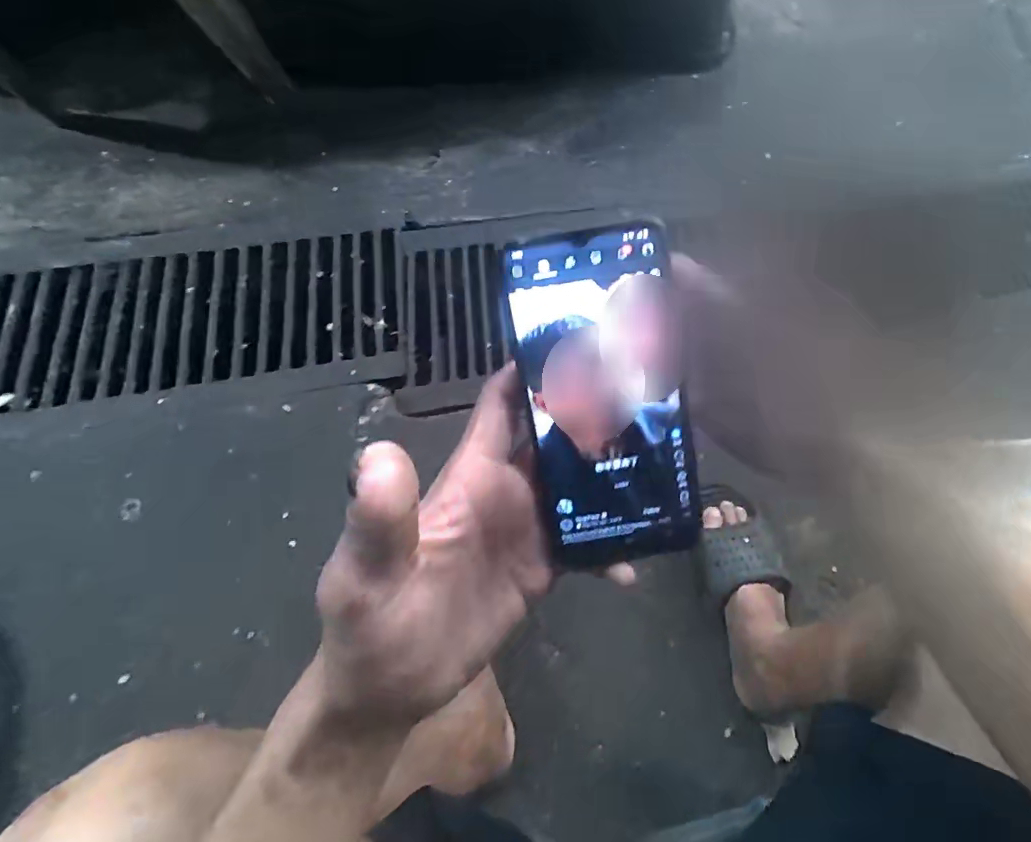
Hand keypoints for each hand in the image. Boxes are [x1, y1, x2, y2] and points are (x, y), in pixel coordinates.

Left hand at [313, 364, 633, 727]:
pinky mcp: (539, 569)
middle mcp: (504, 491)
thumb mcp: (364, 571)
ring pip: (579, 486)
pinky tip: (636, 564)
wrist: (388, 688)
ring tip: (666, 471)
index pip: (502, 406)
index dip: (534, 370)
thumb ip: (377, 517)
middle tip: (650, 398)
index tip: (584, 342)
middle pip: (556, 438)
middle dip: (595, 414)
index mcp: (470, 475)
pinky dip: (613, 547)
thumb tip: (378, 452)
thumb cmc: (368, 621)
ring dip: (615, 476)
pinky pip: (586, 545)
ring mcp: (525, 529)